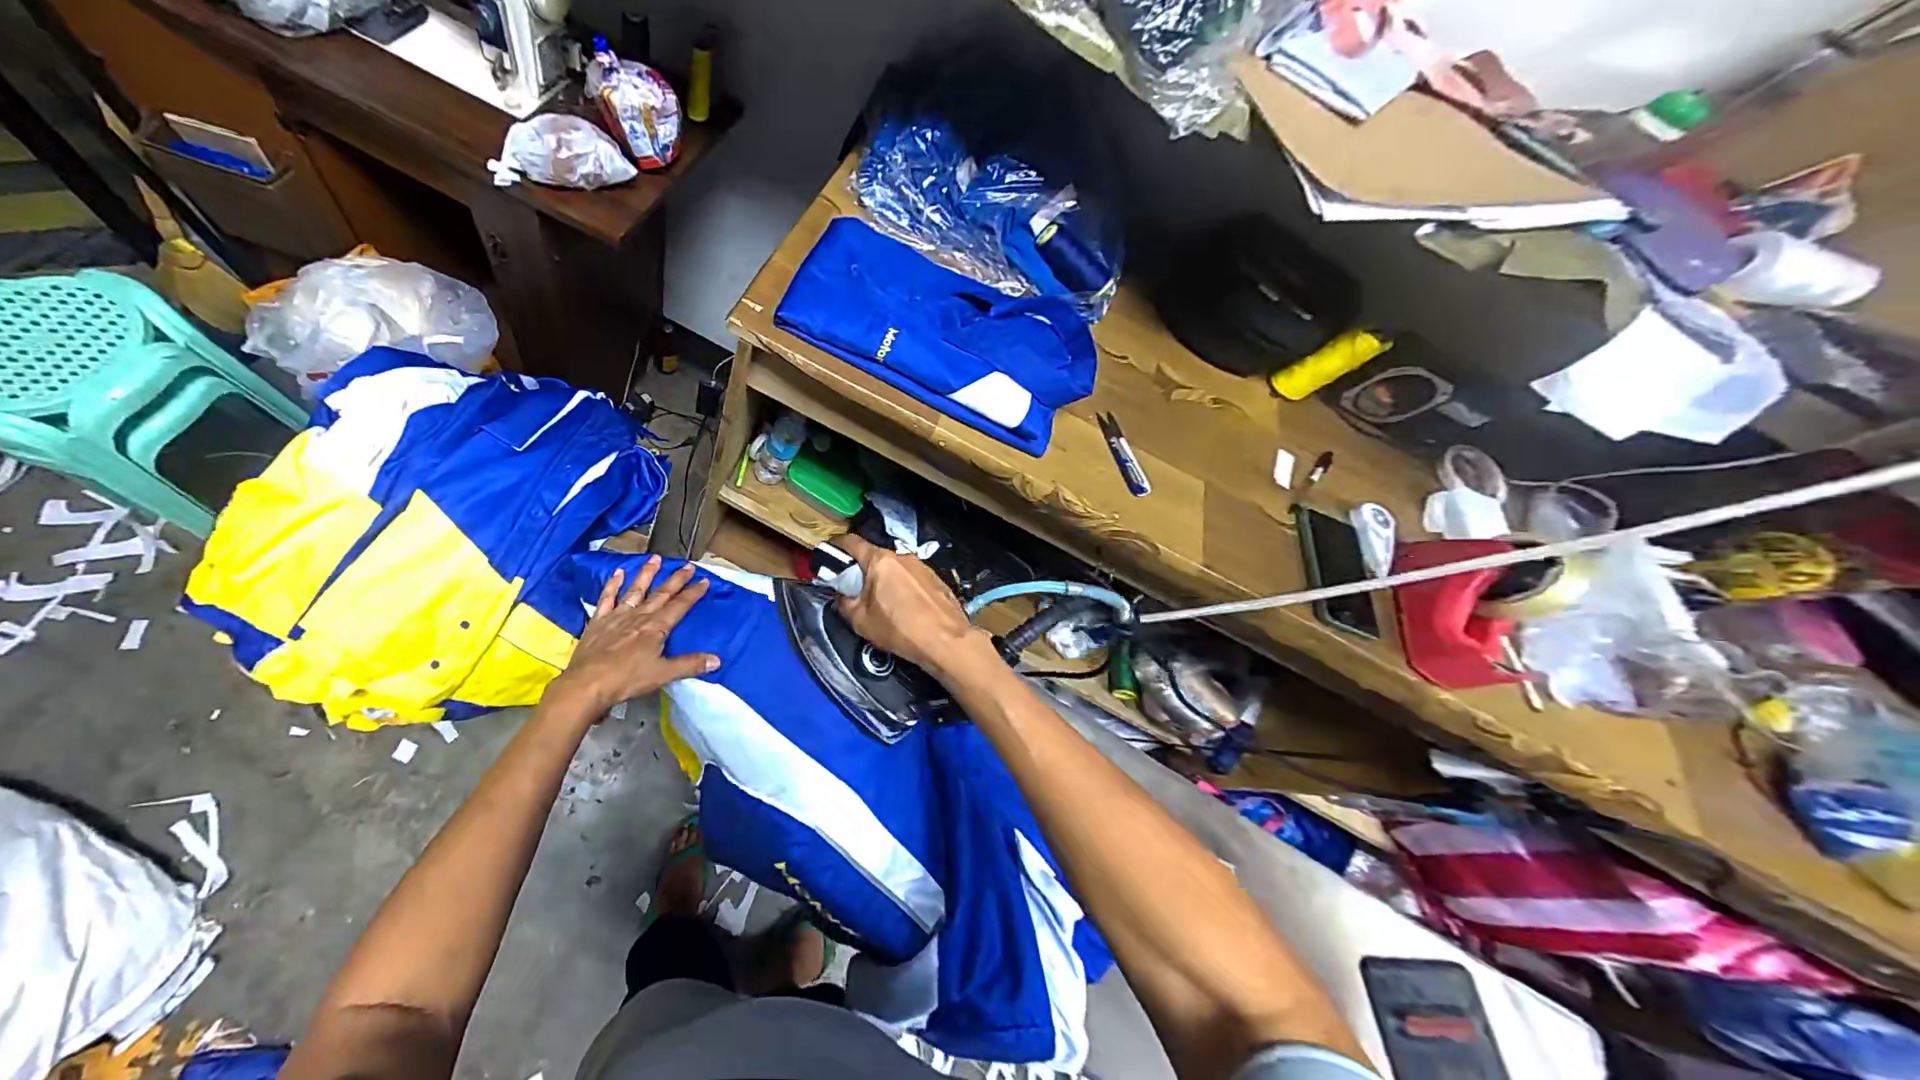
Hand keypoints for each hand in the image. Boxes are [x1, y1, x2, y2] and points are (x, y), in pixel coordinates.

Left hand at [550, 557, 719, 713]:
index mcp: (656, 628)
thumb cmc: (627, 679)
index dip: (693, 592)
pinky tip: (618, 573)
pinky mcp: (599, 622)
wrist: (586, 684)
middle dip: (676, 580)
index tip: (704, 579)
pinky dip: (613, 585)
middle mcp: (639, 617)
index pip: (680, 606)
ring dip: (647, 574)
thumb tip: (717, 660)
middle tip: (688, 565)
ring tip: (655, 558)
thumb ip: (690, 664)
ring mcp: (617, 617)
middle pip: (661, 594)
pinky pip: (607, 598)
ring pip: (636, 590)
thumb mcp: (664, 674)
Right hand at [835, 534, 996, 681]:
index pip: (851, 542)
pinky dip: (904, 588)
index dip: (836, 547)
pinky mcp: (937, 579)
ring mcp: (923, 566)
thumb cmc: (900, 630)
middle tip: (857, 592)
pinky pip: (912, 578)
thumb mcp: (860, 621)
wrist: (947, 641)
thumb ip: (845, 601)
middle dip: (863, 571)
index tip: (830, 558)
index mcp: (880, 560)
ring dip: (886, 580)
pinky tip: (907, 609)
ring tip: (885, 605)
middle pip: (875, 556)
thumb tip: (844, 593)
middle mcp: (902, 557)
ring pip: (895, 568)